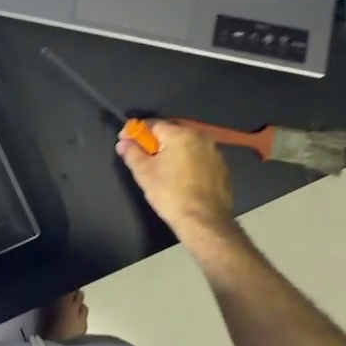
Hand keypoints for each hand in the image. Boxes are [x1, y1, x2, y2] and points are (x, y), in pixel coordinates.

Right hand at [116, 120, 235, 235]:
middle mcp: (200, 137)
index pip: (153, 124)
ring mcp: (214, 152)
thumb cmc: (170, 194)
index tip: (125, 141)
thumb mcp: (144, 173)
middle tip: (143, 157)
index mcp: (180, 134)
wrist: (204, 221)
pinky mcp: (222, 168)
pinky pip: (199, 158)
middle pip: (171, 133)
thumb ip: (132, 153)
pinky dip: (188, 163)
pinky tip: (181, 179)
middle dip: (155, 142)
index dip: (136, 132)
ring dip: (173, 152)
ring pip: (187, 146)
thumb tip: (123, 142)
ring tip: (163, 170)